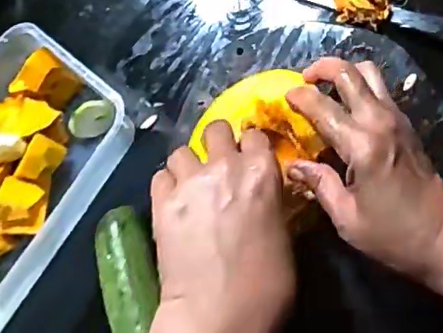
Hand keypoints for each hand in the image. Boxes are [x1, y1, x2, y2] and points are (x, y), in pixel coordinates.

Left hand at [149, 122, 295, 332]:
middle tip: (215, 165)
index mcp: (262, 168)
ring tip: (189, 185)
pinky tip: (171, 202)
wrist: (219, 316)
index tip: (245, 159)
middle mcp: (226, 164)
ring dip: (187, 165)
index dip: (248, 146)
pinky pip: (159, 177)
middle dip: (215, 143)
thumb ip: (270, 197)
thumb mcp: (283, 228)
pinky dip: (166, 185)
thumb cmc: (266, 282)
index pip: (254, 134)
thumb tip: (262, 194)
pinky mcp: (162, 206)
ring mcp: (192, 182)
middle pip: (215, 128)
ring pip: (181, 150)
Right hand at [285, 58, 442, 280]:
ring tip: (325, 84)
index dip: (301, 97)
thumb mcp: (347, 218)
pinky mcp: (403, 117)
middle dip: (323, 67)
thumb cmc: (391, 231)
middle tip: (304, 79)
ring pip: (369, 71)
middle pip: (350, 73)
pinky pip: (379, 86)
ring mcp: (395, 115)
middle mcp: (379, 120)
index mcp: (362, 145)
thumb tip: (293, 164)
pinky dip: (360, 81)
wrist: (439, 228)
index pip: (325, 108)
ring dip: (345, 70)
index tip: (285, 95)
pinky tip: (346, 100)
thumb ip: (320, 184)